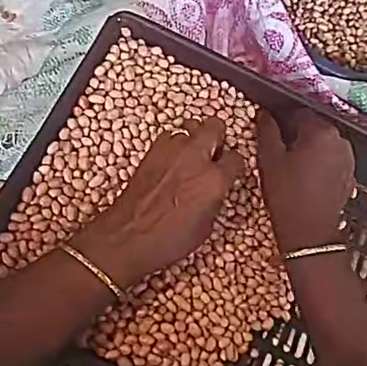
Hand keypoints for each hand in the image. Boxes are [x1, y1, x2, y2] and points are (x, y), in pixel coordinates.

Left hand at [73, 117, 235, 287]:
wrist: (129, 236)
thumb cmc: (166, 239)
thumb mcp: (205, 227)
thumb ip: (215, 199)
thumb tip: (215, 190)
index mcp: (215, 180)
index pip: (237, 158)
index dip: (234, 166)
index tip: (231, 171)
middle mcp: (195, 158)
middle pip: (215, 126)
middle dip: (218, 137)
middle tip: (215, 151)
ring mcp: (172, 151)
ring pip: (190, 130)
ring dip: (193, 141)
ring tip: (190, 158)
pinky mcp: (152, 151)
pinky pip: (169, 138)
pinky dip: (172, 146)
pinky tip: (171, 162)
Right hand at [256, 109, 354, 251]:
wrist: (309, 233)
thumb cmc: (287, 196)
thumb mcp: (269, 160)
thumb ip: (267, 130)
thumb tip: (265, 114)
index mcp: (320, 132)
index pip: (298, 112)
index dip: (281, 121)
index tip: (271, 134)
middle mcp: (339, 140)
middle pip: (313, 126)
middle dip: (296, 135)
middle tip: (279, 153)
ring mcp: (348, 158)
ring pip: (323, 144)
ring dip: (308, 149)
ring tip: (291, 167)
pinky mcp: (349, 174)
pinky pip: (331, 159)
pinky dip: (319, 163)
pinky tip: (305, 177)